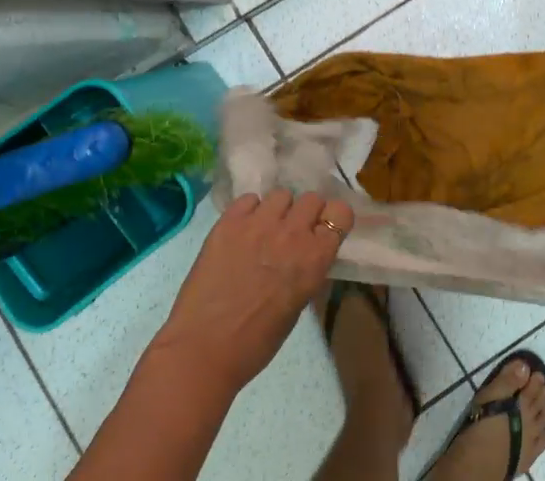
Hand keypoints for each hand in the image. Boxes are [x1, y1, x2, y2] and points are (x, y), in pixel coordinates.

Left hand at [149, 189, 354, 391]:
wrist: (204, 348)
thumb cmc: (257, 341)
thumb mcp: (299, 304)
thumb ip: (308, 269)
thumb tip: (308, 253)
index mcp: (315, 258)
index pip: (340, 212)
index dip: (332, 220)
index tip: (322, 231)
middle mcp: (292, 233)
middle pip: (311, 198)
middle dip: (305, 213)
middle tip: (291, 233)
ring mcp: (258, 224)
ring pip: (280, 195)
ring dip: (277, 211)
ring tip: (263, 231)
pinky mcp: (228, 222)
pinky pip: (248, 199)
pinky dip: (248, 212)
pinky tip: (240, 232)